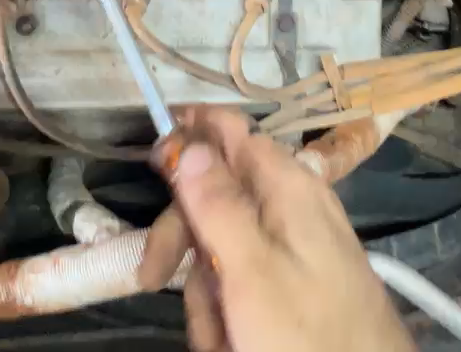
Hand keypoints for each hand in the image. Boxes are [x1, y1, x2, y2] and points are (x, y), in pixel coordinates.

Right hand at [156, 107, 415, 351]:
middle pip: (218, 195)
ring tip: (223, 337)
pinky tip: (236, 342)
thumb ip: (219, 204)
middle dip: (185, 238)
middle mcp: (293, 204)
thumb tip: (190, 140)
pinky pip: (246, 281)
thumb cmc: (309, 336)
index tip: (151, 154)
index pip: (232, 130)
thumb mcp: (253, 272)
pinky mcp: (299, 281)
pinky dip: (231, 312)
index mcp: (287, 186)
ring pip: (225, 246)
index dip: (189, 133)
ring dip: (208, 293)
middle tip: (154, 276)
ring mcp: (297, 244)